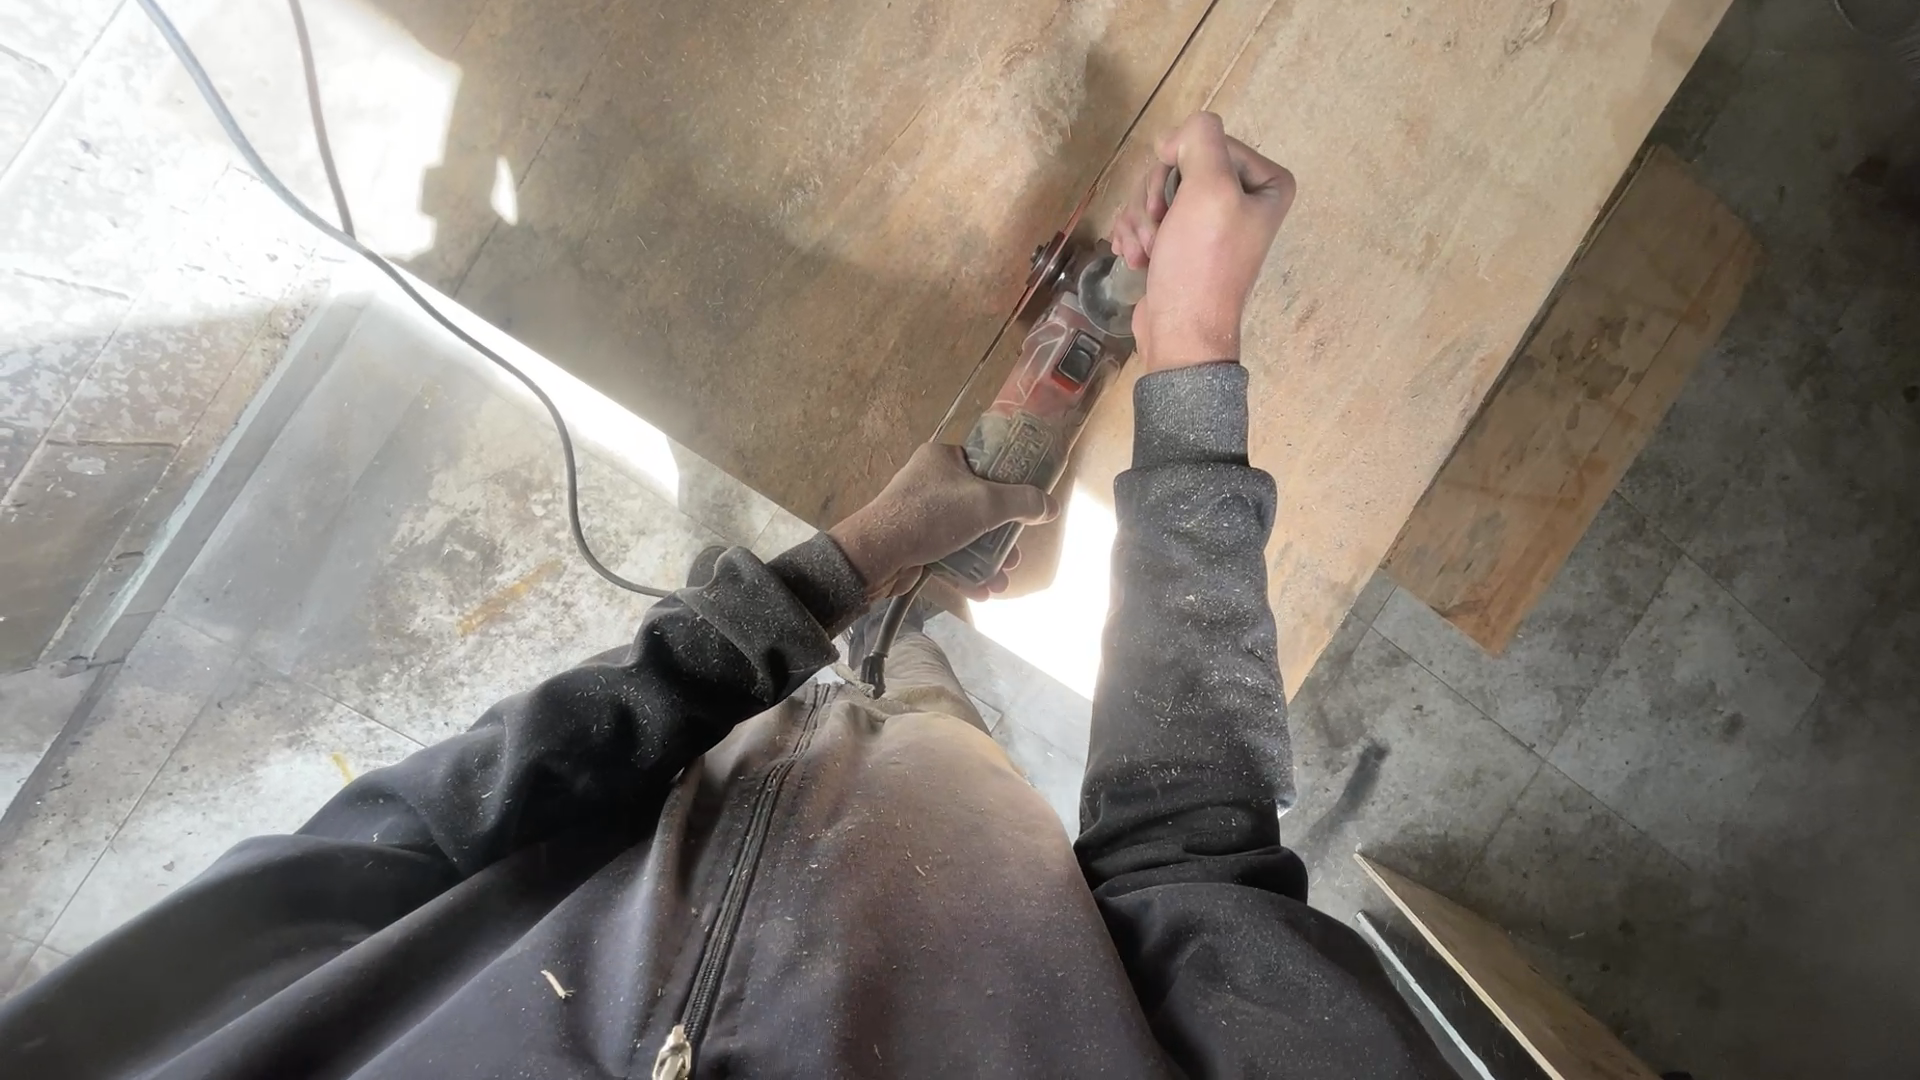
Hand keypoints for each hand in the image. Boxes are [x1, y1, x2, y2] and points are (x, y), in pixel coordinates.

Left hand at [828, 443, 1058, 602]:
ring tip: (1002, 580)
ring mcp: (919, 514)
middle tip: (1014, 554)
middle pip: (978, 505)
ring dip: (986, 559)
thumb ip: (1023, 503)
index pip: (982, 465)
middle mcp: (929, 482)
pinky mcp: (913, 542)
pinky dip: (965, 571)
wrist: (878, 554)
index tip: (1023, 507)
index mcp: (942, 458)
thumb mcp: (987, 504)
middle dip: (1000, 535)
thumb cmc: (933, 515)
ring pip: (964, 534)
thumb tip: (1051, 506)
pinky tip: (983, 591)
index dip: (1006, 485)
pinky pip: (947, 553)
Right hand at [1108, 111, 1294, 372]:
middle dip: (1154, 200)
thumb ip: (1199, 138)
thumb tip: (1173, 140)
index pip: (1207, 142)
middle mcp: (1240, 200)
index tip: (1166, 203)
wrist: (1179, 332)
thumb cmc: (1200, 264)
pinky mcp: (1179, 246)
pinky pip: (1147, 221)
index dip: (1177, 166)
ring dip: (1140, 222)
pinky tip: (1134, 258)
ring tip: (1144, 252)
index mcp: (1266, 183)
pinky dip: (1134, 237)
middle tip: (1156, 230)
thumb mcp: (1208, 187)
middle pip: (1178, 168)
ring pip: (1156, 195)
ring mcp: (1207, 226)